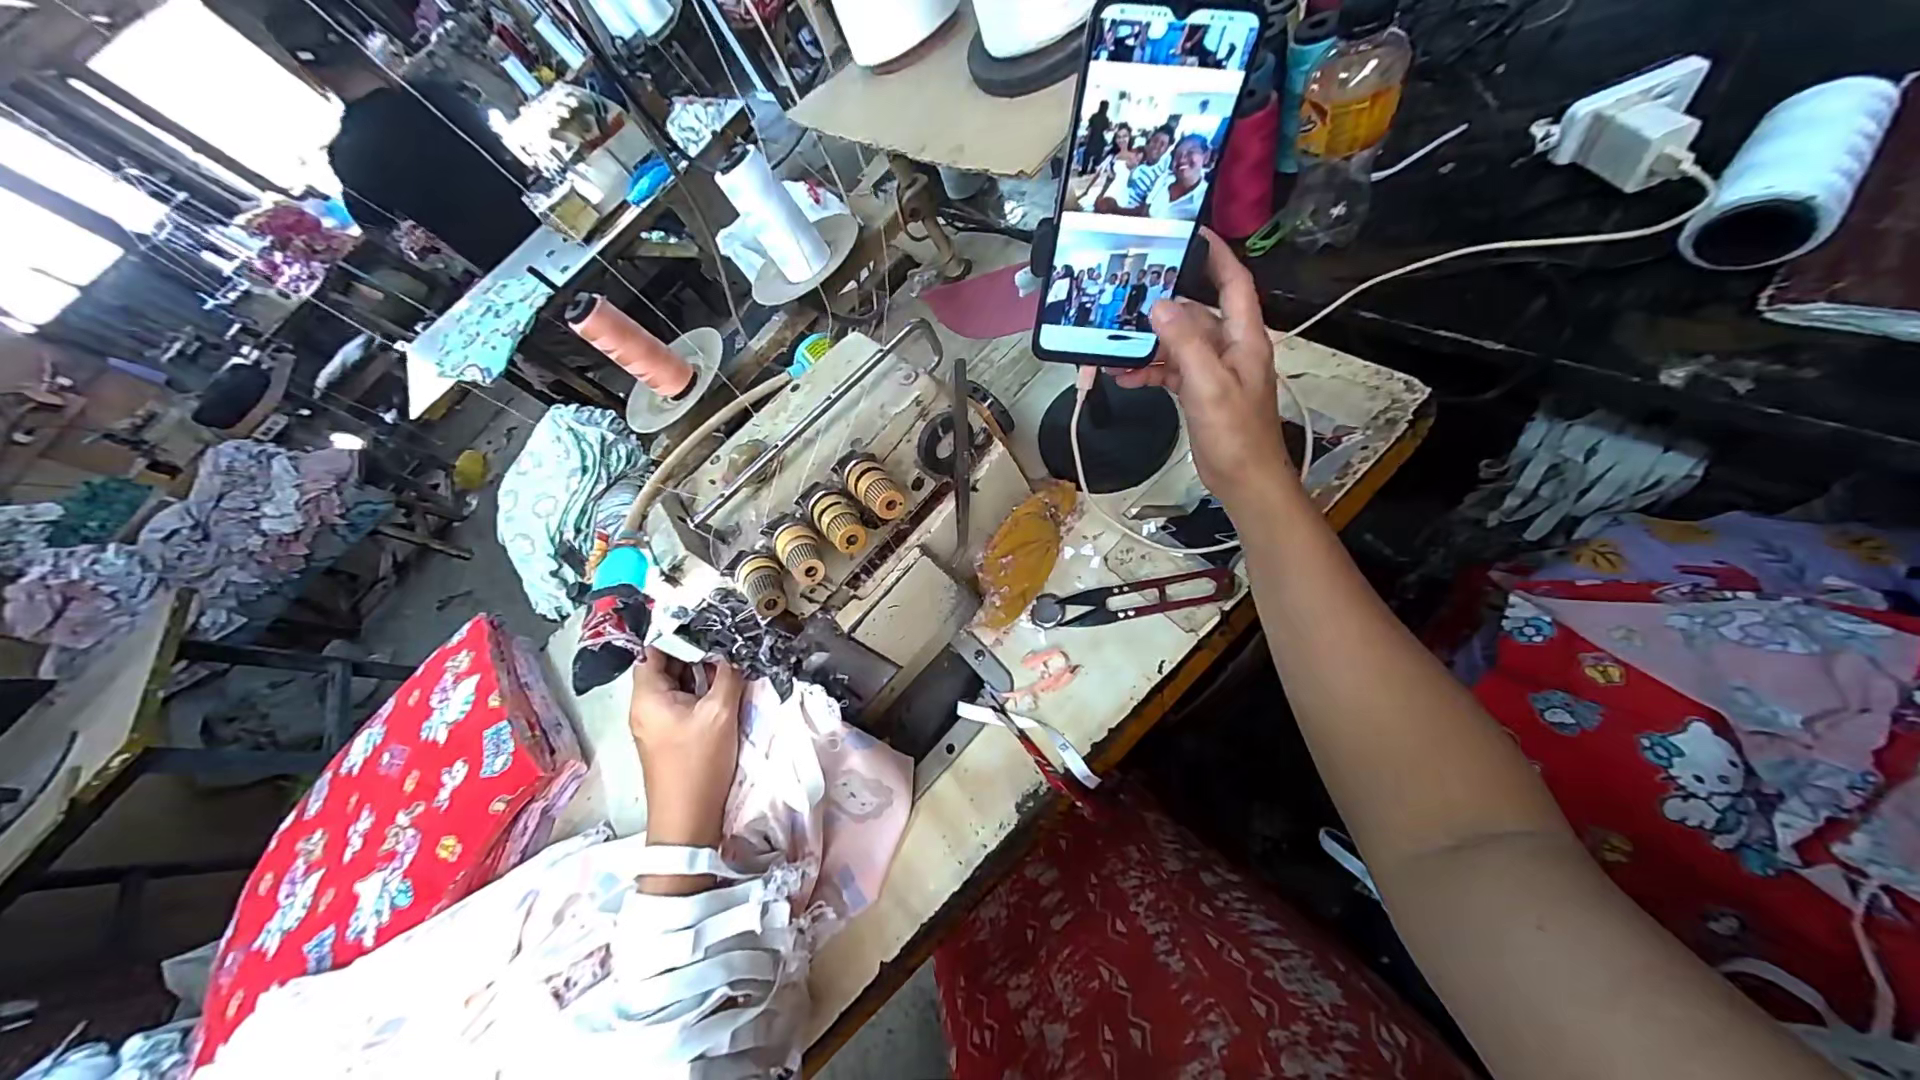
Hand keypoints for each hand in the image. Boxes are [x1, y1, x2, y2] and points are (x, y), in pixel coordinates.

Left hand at [629, 647, 742, 852]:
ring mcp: (655, 721)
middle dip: (694, 650)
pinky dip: (699, 689)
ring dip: (699, 671)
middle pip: (665, 665)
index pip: (655, 651)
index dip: (678, 633)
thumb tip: (732, 652)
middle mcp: (645, 705)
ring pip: (676, 683)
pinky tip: (722, 683)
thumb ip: (727, 676)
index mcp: (647, 697)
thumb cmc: (699, 763)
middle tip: (724, 636)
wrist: (688, 819)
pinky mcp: (668, 733)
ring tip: (728, 655)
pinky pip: (681, 700)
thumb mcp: (720, 714)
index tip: (706, 620)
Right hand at [1109, 227, 1294, 510]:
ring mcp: (1214, 370)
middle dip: (1163, 306)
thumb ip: (1186, 343)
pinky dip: (1150, 370)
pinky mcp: (1199, 391)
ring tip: (1117, 348)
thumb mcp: (1210, 385)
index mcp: (1243, 338)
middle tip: (1130, 295)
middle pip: (1195, 313)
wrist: (1244, 479)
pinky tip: (1127, 376)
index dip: (1216, 255)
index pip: (1233, 282)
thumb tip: (1161, 305)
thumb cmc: (1237, 436)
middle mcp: (1229, 348)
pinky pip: (1171, 369)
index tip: (1190, 234)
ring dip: (1149, 345)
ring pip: (1178, 343)